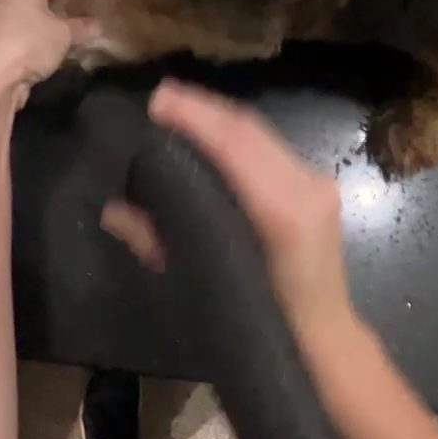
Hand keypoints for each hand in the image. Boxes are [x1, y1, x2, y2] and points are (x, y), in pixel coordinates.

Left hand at [0, 0, 103, 107]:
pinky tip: (66, 42)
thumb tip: (99, 25)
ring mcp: (1, 16)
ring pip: (39, 11)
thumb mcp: (63, 34)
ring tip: (87, 21)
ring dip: (62, 18)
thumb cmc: (27, 44)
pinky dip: (49, 33)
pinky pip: (32, 29)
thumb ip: (83, 27)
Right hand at [101, 80, 355, 335]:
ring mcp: (318, 183)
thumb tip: (112, 209)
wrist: (325, 340)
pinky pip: (270, 146)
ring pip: (260, 133)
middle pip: (249, 130)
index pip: (236, 148)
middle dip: (203, 108)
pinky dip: (234, 133)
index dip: (197, 117)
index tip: (159, 100)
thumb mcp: (206, 289)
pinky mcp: (317, 183)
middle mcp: (307, 187)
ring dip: (217, 116)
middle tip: (160, 98)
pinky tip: (210, 131)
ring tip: (178, 107)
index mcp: (286, 215)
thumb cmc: (266, 326)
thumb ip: (159, 243)